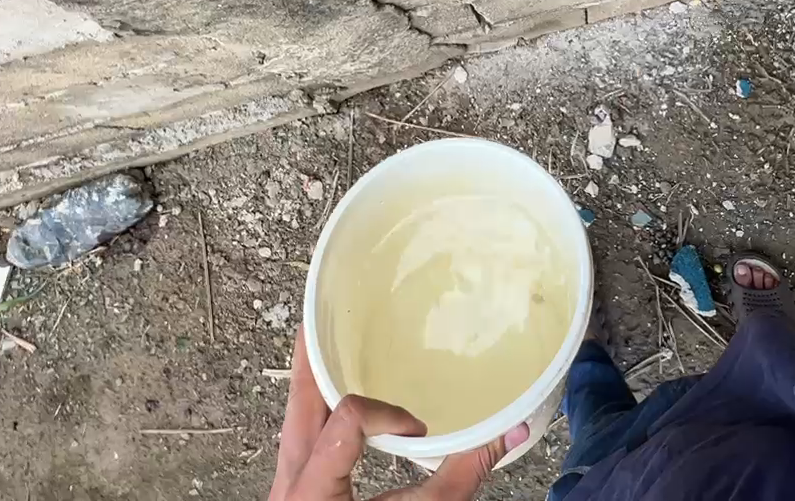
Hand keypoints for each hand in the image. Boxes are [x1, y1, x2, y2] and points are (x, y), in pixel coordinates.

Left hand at [268, 327, 529, 500]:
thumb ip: (458, 480)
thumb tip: (508, 433)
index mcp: (315, 487)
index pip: (347, 419)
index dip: (388, 414)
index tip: (418, 429)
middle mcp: (291, 475)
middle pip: (299, 391)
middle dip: (318, 348)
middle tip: (338, 311)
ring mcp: (285, 477)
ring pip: (294, 406)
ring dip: (317, 370)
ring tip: (337, 338)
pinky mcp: (293, 483)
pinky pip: (301, 426)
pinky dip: (321, 400)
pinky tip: (342, 392)